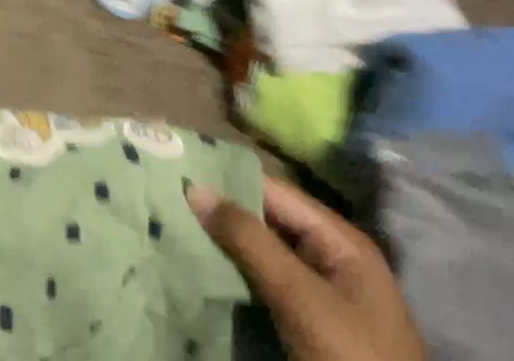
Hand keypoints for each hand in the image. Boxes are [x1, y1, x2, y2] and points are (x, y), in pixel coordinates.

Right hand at [187, 178, 424, 360]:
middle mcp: (331, 255)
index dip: (226, 180)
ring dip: (221, 240)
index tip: (176, 171)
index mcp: (341, 240)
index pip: (274, 192)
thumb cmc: (350, 356)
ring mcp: (319, 288)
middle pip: (267, 218)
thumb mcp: (299, 296)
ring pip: (260, 249)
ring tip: (171, 224)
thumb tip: (194, 188)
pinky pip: (261, 278)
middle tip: (164, 198)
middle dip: (220, 210)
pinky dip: (231, 269)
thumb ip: (250, 241)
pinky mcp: (305, 315)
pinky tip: (197, 262)